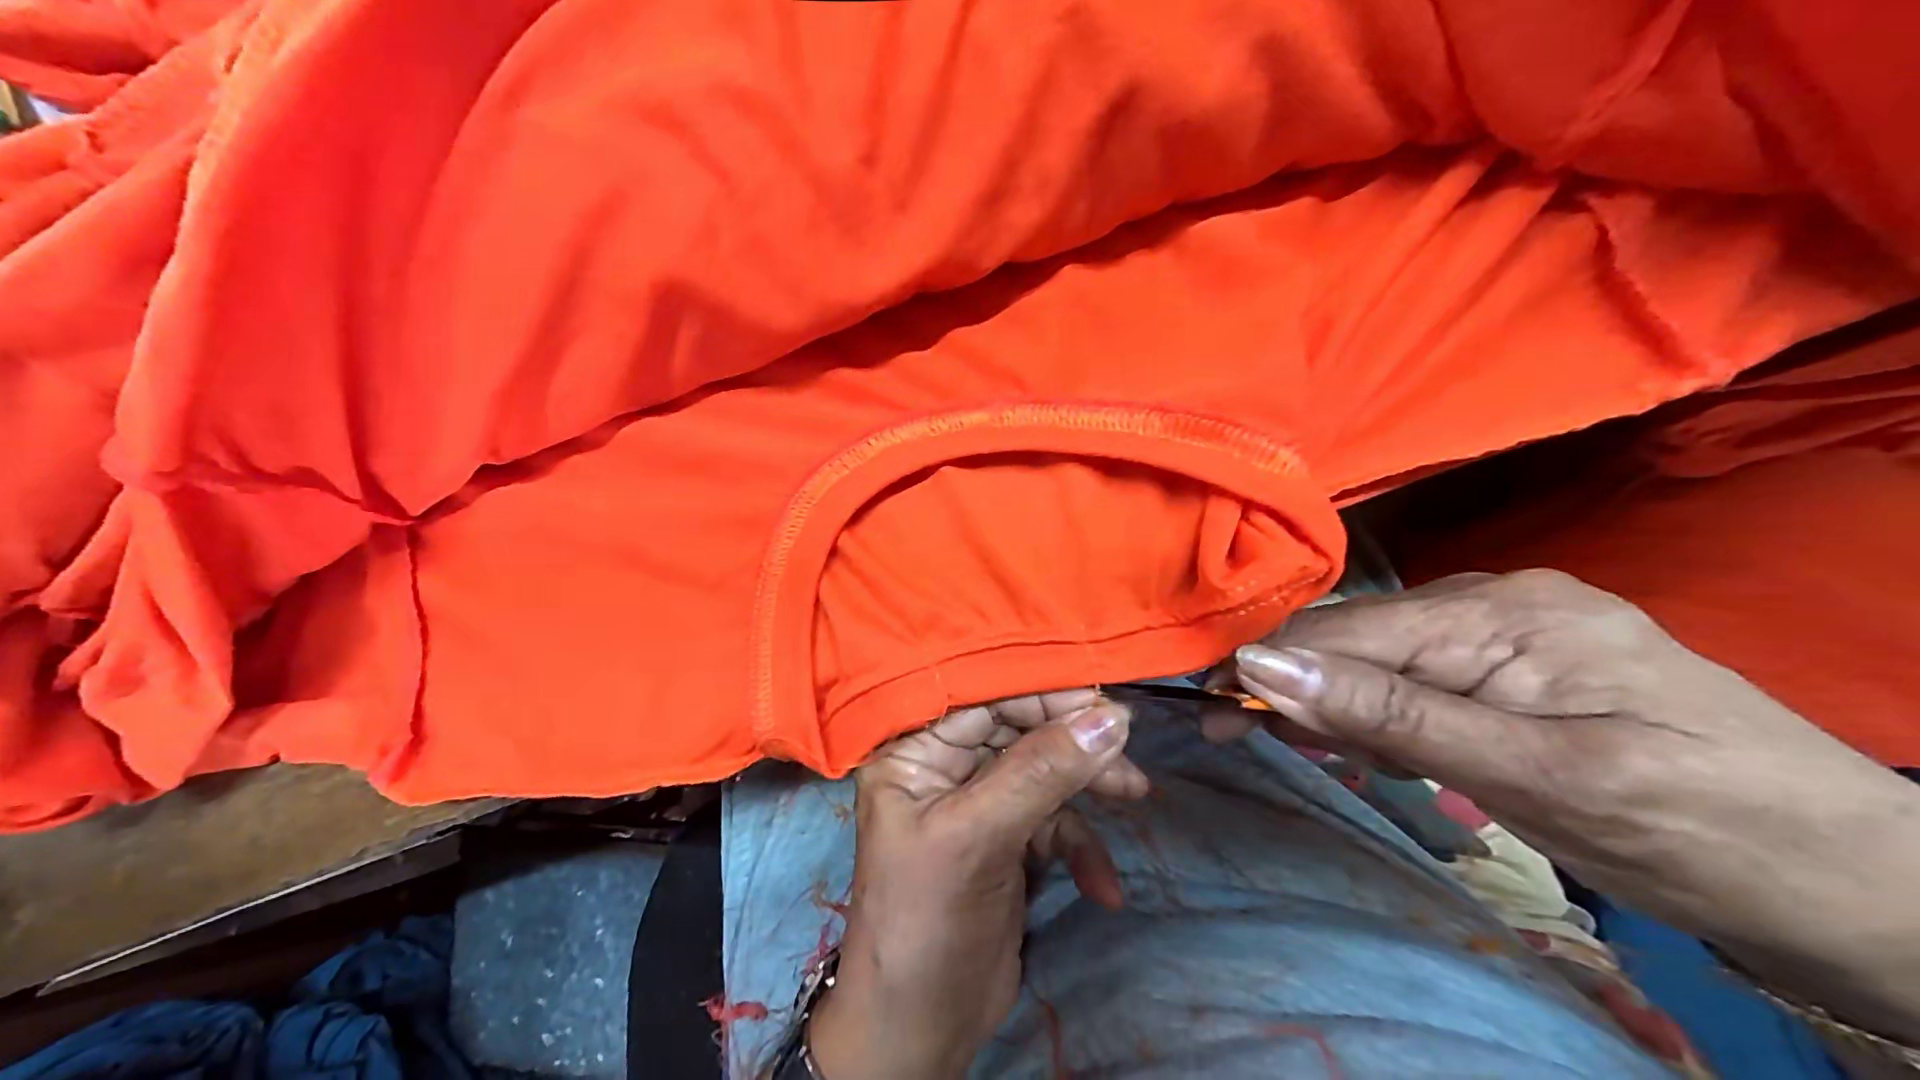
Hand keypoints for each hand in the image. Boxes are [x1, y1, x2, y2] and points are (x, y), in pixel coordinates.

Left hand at [807, 690, 1142, 1079]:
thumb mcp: (978, 839)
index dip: (1043, 694)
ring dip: (1089, 786)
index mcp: (915, 749)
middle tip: (1126, 757)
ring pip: (1044, 769)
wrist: (920, 1029)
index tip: (1104, 703)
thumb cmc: (925, 923)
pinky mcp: (1006, 837)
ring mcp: (977, 800)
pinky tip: (1101, 884)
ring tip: (1135, 796)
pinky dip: (1081, 845)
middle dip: (1074, 742)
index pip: (983, 696)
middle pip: (1020, 728)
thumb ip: (1041, 773)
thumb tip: (1112, 717)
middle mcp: (944, 764)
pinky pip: (1053, 819)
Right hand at [1207, 570, 1919, 1040]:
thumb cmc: (1706, 831)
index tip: (1206, 709)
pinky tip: (1375, 742)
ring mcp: (1510, 630)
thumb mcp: (1537, 777)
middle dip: (1295, 684)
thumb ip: (1392, 715)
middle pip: (1358, 635)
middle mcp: (1498, 599)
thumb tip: (1262, 666)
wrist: (1861, 884)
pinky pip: (1417, 674)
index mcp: (1505, 611)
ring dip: (1335, 702)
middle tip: (1233, 734)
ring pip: (1379, 655)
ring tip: (1306, 746)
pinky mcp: (1518, 665)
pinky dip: (1380, 711)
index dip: (1270, 665)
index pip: (1349, 629)